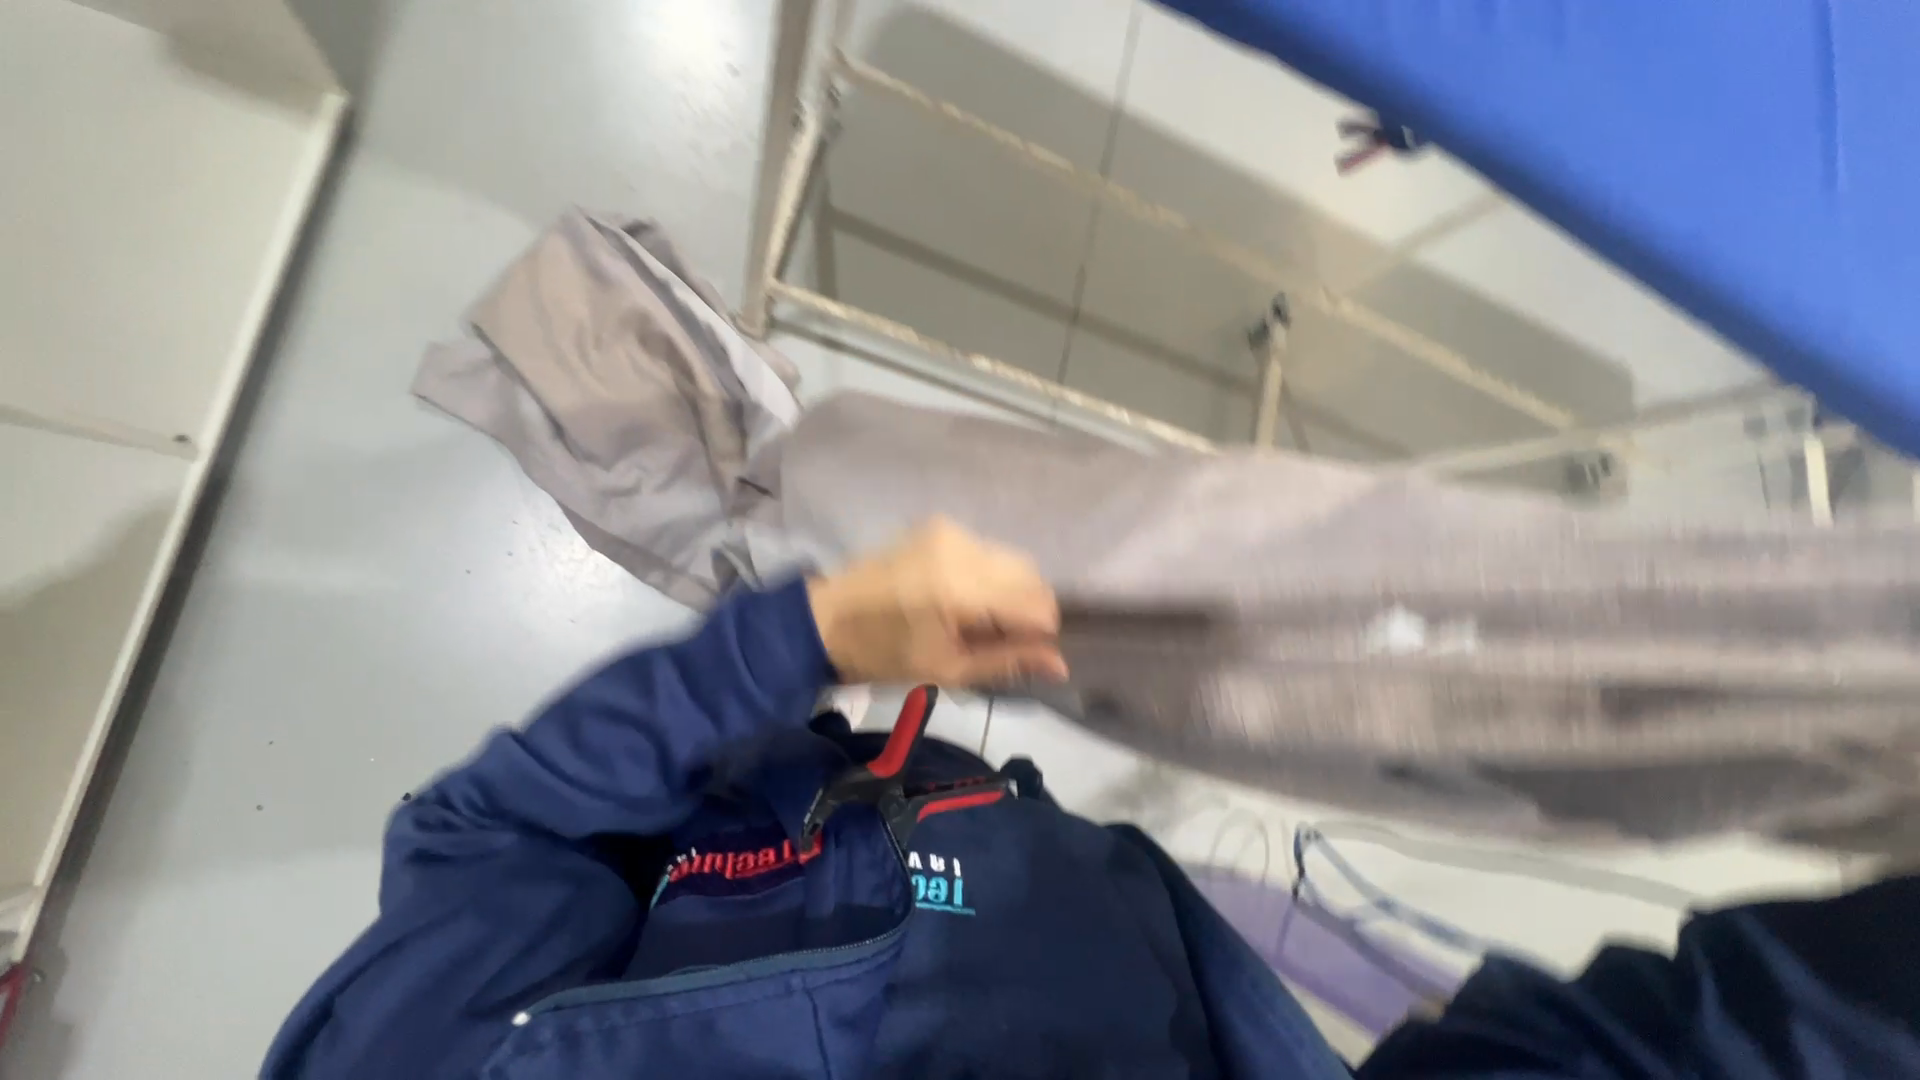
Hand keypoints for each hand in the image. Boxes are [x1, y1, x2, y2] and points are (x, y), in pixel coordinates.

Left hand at [806, 518, 1068, 686]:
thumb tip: (1061, 665)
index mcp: (959, 587)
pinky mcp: (939, 525)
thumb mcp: (949, 669)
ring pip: (1011, 559)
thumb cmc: (884, 654)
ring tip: (983, 619)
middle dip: (1031, 608)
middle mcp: (961, 547)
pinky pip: (987, 550)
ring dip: (1012, 590)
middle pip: (1029, 573)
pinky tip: (967, 598)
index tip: (1027, 652)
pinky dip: (991, 574)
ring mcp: (949, 530)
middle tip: (1006, 638)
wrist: (828, 618)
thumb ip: (1008, 661)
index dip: (1042, 630)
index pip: (1035, 601)